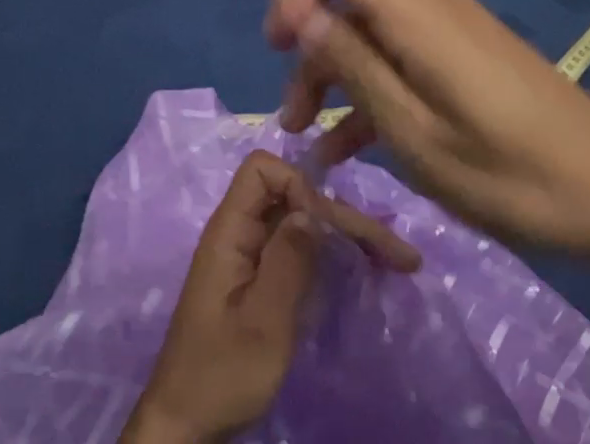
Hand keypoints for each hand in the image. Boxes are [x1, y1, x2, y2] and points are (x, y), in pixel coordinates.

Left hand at [121, 150, 419, 443]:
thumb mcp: (262, 321)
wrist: (188, 421)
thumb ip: (288, 260)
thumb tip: (313, 208)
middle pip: (292, 197)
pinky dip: (331, 256)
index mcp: (229, 233)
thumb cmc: (223, 372)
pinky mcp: (258, 280)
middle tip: (401, 256)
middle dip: (344, 217)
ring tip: (397, 261)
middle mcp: (238, 235)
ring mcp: (248, 257)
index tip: (328, 229)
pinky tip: (365, 271)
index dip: (299, 185)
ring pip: (300, 224)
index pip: (262, 170)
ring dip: (346, 237)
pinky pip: (296, 250)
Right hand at [264, 0, 589, 276]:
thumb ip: (355, 67)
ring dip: (331, 78)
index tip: (280, 46)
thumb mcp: (418, 135)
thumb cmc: (517, 177)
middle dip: (307, 47)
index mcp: (417, 13)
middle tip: (291, 117)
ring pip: (368, 32)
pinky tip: (349, 149)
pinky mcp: (465, 60)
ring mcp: (451, 33)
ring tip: (311, 140)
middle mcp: (431, 7)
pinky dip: (368, 93)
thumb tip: (300, 14)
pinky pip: (400, 59)